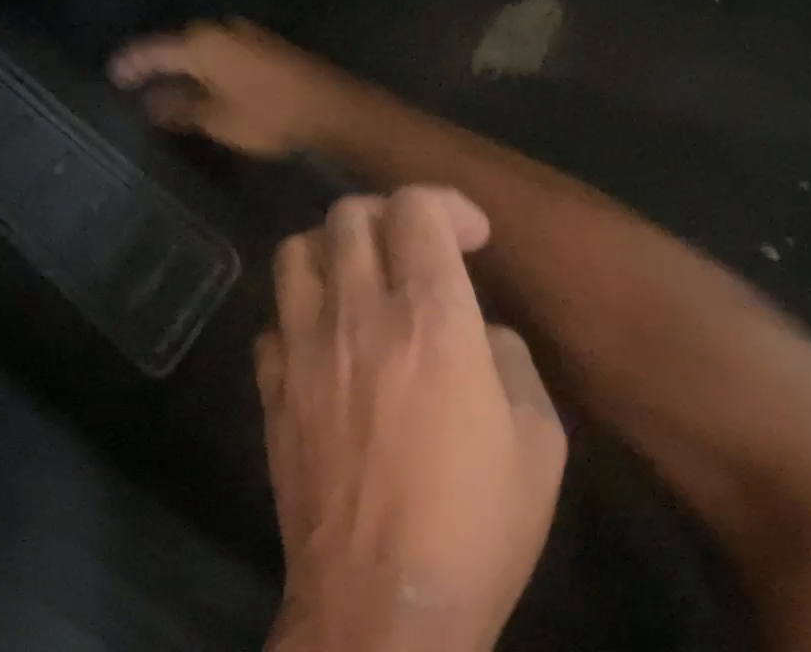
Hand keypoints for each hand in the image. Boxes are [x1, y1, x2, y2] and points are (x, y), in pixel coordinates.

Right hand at [107, 19, 355, 157]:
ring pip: (202, 48)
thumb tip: (151, 103)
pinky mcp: (264, 44)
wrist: (330, 107)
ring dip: (184, 64)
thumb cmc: (269, 115)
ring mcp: (246, 34)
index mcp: (202, 45)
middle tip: (135, 82)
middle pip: (178, 45)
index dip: (130, 64)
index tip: (111, 75)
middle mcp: (221, 30)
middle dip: (156, 63)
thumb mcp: (217, 119)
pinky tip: (204, 83)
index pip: (153, 50)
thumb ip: (180, 109)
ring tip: (166, 85)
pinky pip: (222, 52)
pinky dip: (207, 66)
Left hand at [259, 187, 566, 651]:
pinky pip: (273, 319)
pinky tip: (325, 342)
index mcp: (432, 319)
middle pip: (348, 215)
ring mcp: (303, 350)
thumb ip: (511, 360)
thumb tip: (481, 333)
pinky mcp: (270, 389)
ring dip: (333, 249)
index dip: (447, 205)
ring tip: (361, 278)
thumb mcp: (539, 441)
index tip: (471, 237)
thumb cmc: (475, 526)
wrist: (382, 606)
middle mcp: (358, 316)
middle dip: (389, 215)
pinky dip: (300, 312)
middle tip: (416, 248)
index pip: (416, 209)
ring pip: (295, 251)